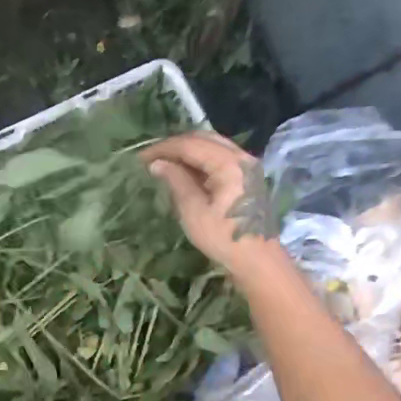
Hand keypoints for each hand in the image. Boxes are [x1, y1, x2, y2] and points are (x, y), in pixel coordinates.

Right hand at [142, 131, 290, 283]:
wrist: (259, 262)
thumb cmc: (225, 239)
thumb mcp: (194, 212)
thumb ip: (177, 182)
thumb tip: (157, 163)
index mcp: (229, 164)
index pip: (191, 145)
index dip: (164, 148)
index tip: (141, 157)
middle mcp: (241, 157)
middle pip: (204, 139)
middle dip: (176, 145)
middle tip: (153, 157)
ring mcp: (247, 166)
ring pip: (213, 146)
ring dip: (188, 151)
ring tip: (166, 162)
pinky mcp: (247, 177)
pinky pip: (220, 158)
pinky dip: (201, 160)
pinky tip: (186, 171)